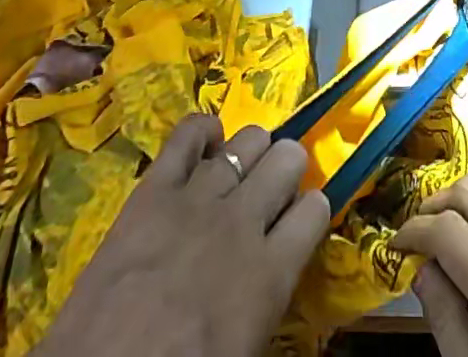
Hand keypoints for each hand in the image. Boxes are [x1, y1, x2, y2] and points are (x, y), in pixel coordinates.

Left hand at [34, 114, 331, 356]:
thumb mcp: (248, 343)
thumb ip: (270, 289)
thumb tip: (275, 266)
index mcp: (271, 271)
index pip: (315, 209)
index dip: (310, 211)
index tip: (298, 220)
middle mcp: (243, 221)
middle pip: (287, 159)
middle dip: (286, 169)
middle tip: (269, 192)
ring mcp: (197, 199)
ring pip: (248, 140)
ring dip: (251, 152)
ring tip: (239, 171)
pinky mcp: (152, 190)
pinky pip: (187, 134)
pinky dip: (202, 131)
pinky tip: (207, 141)